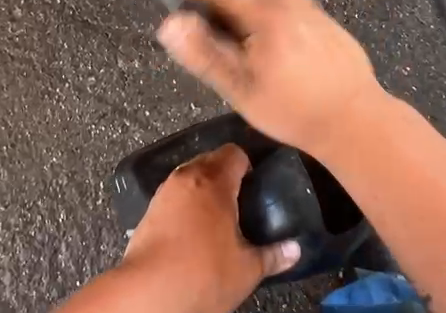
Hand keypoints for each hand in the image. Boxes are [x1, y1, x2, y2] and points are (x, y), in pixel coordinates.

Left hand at [120, 145, 299, 312]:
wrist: (149, 291)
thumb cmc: (204, 274)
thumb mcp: (246, 269)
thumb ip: (273, 255)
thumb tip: (295, 249)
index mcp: (214, 182)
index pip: (235, 153)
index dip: (249, 164)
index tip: (258, 183)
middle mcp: (187, 176)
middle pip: (211, 160)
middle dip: (227, 174)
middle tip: (243, 200)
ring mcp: (165, 190)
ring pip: (190, 175)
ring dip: (205, 187)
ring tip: (220, 214)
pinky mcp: (150, 207)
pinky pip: (175, 193)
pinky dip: (187, 201)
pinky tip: (195, 226)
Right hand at [155, 0, 386, 156]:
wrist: (359, 123)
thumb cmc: (294, 109)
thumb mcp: (241, 88)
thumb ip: (204, 54)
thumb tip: (169, 23)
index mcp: (263, 12)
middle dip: (222, 15)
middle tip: (218, 52)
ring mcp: (309, 8)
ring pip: (262, 7)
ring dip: (247, 24)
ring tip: (253, 65)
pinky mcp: (324, 21)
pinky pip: (285, 15)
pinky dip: (271, 29)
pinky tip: (281, 63)